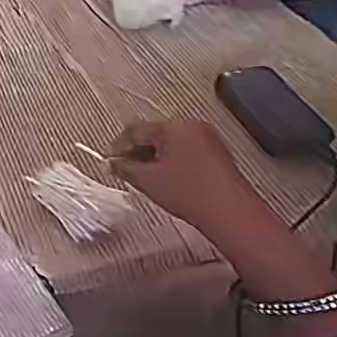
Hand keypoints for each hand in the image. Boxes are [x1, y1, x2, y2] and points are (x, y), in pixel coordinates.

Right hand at [108, 119, 263, 233]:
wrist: (227, 210)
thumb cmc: (190, 192)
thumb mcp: (147, 180)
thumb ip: (124, 167)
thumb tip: (113, 163)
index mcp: (174, 127)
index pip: (136, 130)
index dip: (118, 146)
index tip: (109, 160)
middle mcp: (192, 126)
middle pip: (154, 133)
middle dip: (136, 151)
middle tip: (123, 169)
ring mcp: (207, 139)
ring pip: (169, 142)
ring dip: (153, 157)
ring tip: (143, 177)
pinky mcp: (215, 153)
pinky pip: (184, 150)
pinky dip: (170, 161)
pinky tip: (165, 179)